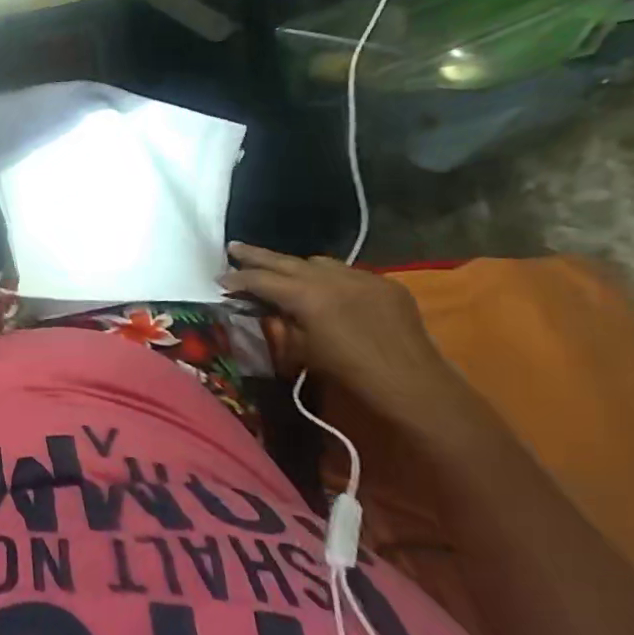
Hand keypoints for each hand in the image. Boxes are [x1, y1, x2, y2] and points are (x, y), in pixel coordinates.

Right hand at [221, 242, 465, 419]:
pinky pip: (348, 272)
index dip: (238, 279)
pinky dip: (329, 277)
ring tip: (280, 270)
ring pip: (318, 262)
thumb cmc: (350, 375)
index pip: (262, 280)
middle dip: (257, 256)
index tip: (220, 280)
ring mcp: (362, 276)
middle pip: (285, 260)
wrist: (414, 386)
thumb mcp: (302, 350)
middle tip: (234, 248)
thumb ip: (280, 322)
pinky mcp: (385, 283)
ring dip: (295, 266)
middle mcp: (331, 277)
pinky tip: (327, 289)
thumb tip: (265, 307)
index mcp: (306, 296)